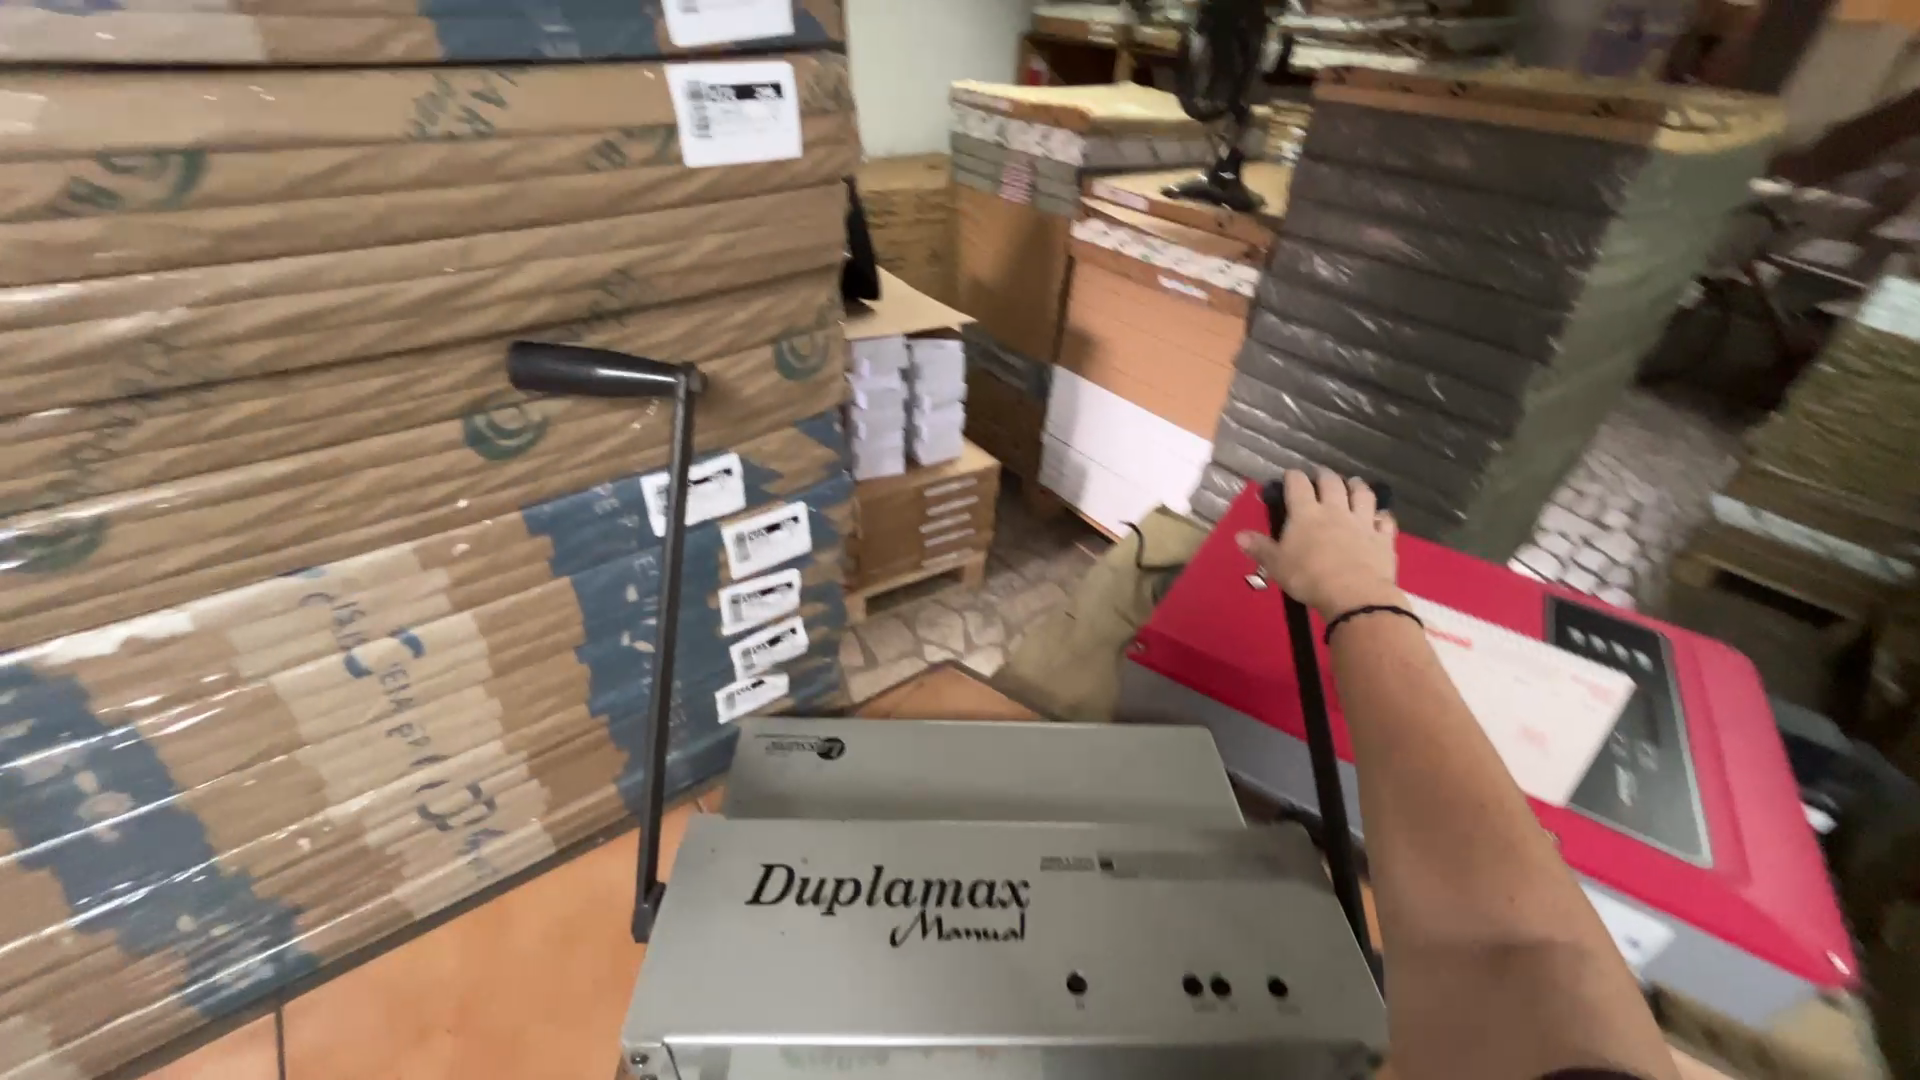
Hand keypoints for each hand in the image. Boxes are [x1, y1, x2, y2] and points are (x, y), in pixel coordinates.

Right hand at [1236, 469, 1403, 618]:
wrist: (1353, 594)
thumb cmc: (1307, 577)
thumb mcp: (1276, 564)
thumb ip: (1260, 547)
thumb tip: (1239, 535)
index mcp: (1306, 514)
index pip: (1298, 485)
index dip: (1293, 477)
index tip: (1290, 475)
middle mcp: (1335, 510)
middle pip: (1332, 483)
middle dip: (1325, 475)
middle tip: (1321, 475)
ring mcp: (1362, 522)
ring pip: (1363, 495)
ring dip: (1358, 486)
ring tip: (1354, 482)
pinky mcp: (1383, 538)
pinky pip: (1385, 521)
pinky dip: (1382, 516)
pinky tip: (1380, 516)